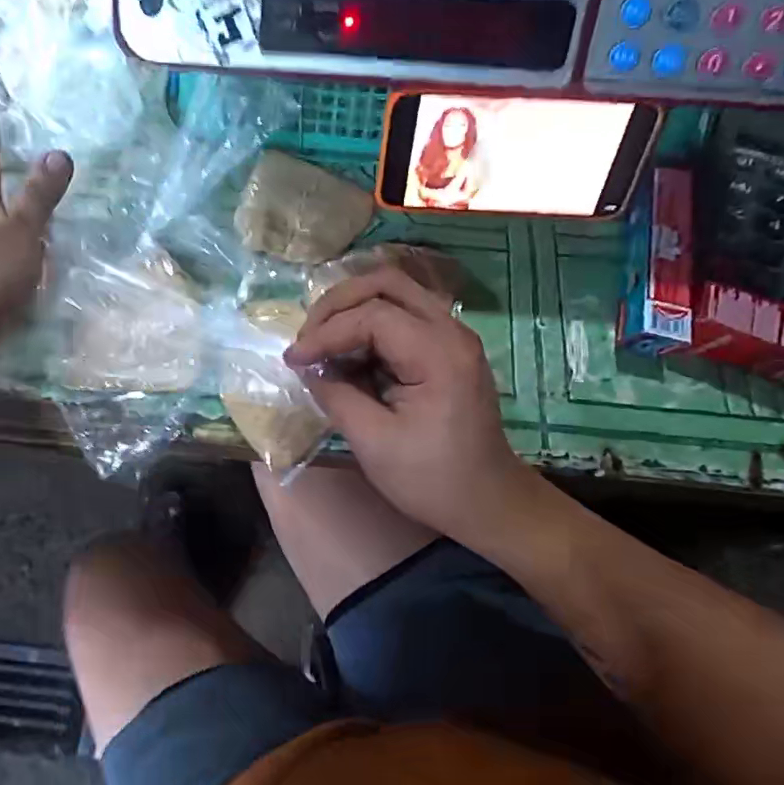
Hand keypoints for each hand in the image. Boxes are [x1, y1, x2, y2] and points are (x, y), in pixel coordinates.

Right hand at [283, 268, 540, 541]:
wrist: (489, 502)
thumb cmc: (432, 480)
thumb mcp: (373, 443)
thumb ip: (336, 395)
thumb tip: (306, 366)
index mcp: (439, 354)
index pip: (372, 316)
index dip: (326, 332)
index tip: (294, 360)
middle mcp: (451, 330)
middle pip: (386, 282)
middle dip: (338, 303)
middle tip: (307, 336)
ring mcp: (453, 334)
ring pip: (396, 292)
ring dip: (353, 308)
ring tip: (322, 341)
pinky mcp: (448, 346)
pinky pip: (404, 313)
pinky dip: (370, 323)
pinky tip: (348, 351)